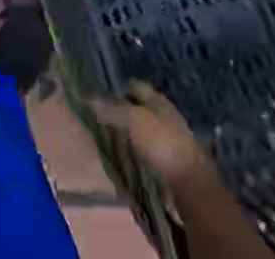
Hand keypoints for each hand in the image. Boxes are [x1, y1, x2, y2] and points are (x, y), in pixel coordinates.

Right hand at [91, 82, 220, 188]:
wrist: (190, 187)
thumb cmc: (162, 144)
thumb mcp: (133, 120)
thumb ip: (110, 108)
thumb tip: (85, 97)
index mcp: (159, 102)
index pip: (136, 86)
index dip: (118, 87)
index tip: (98, 91)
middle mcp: (165, 118)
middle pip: (139, 109)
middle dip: (120, 111)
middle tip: (97, 115)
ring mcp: (168, 142)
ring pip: (141, 131)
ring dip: (126, 133)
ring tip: (104, 136)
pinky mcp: (167, 165)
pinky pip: (143, 152)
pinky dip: (131, 152)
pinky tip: (119, 156)